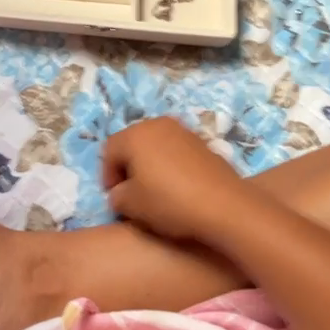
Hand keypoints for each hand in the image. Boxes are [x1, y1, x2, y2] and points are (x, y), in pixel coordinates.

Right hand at [101, 117, 254, 242]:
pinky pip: (174, 149)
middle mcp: (156, 124)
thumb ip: (116, 196)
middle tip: (131, 192)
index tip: (114, 197)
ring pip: (154, 144)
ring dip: (149, 163)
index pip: (109, 151)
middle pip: (131, 143)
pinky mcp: (201, 141)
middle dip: (127, 166)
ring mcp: (182, 130)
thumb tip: (119, 193)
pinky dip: (169, 164)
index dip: (107, 175)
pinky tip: (176, 186)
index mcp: (134, 135)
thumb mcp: (131, 205)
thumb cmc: (169, 201)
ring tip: (154, 190)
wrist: (223, 204)